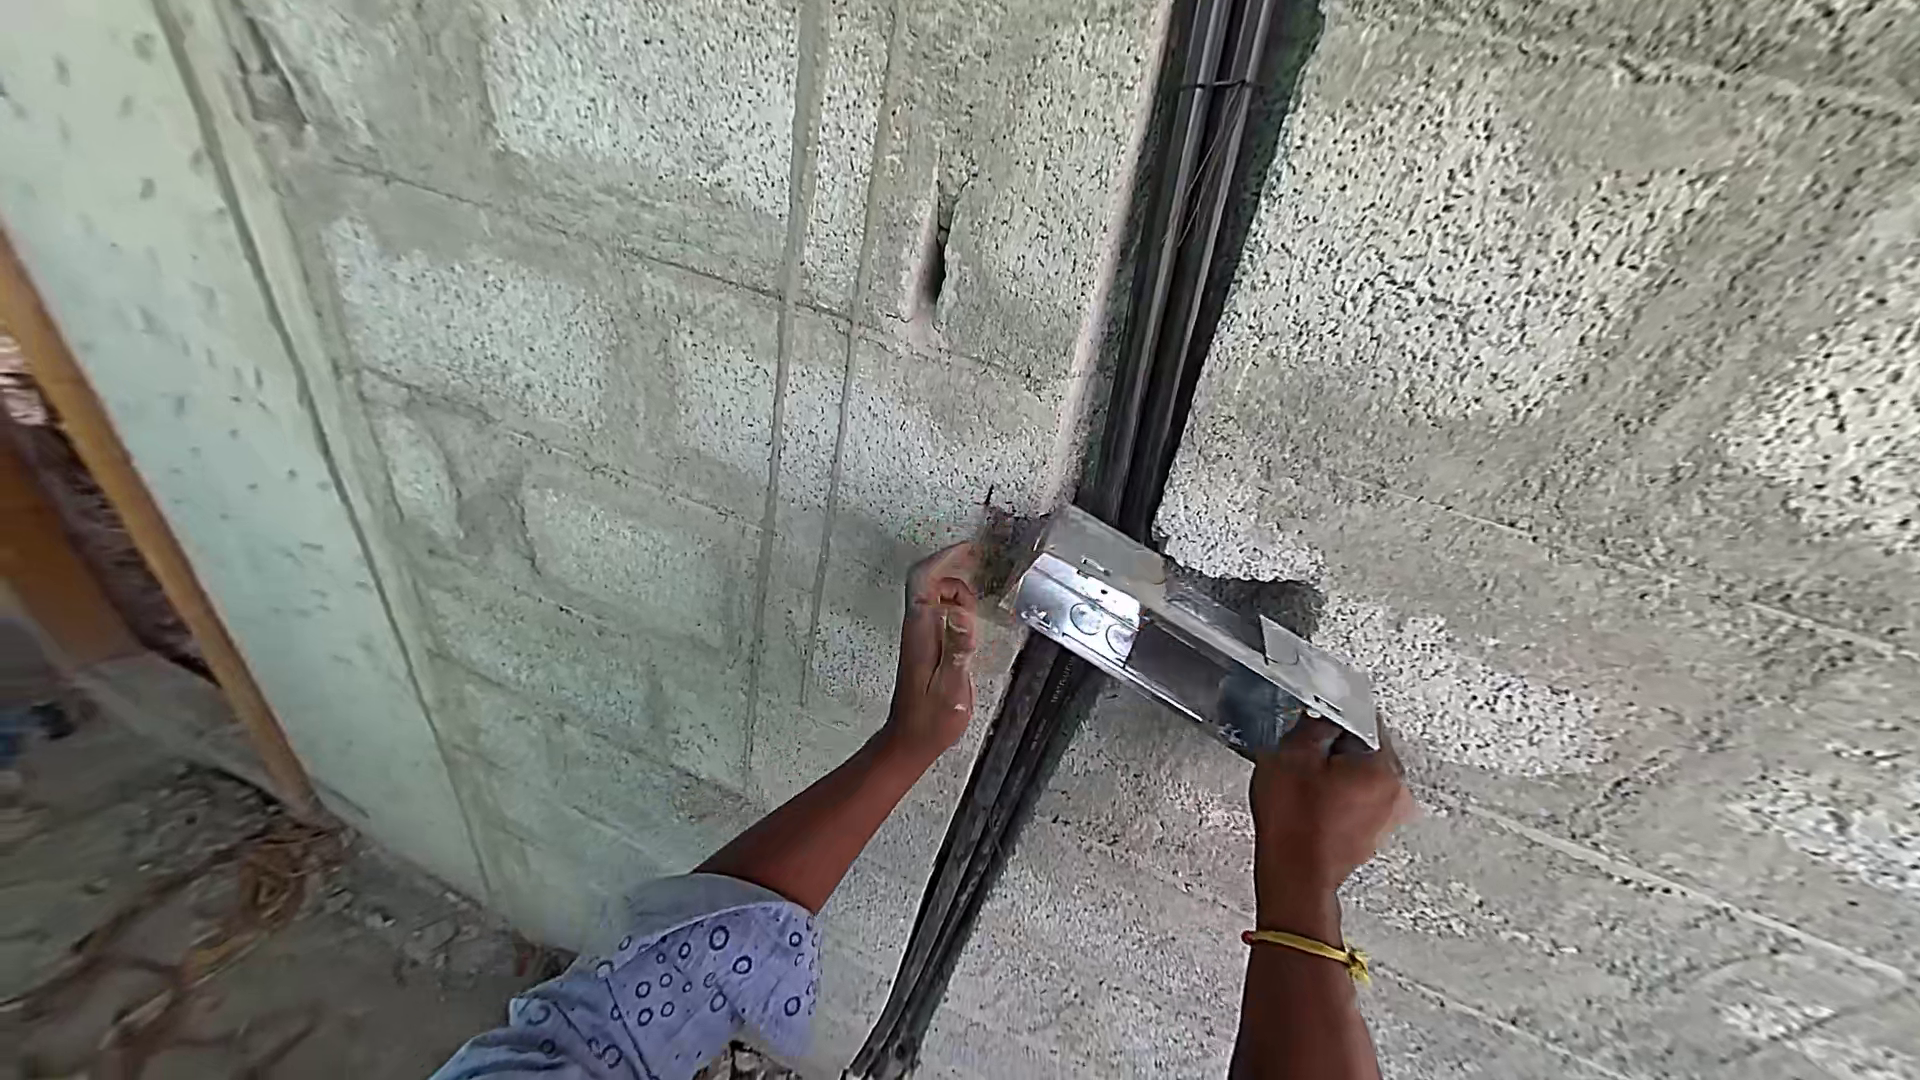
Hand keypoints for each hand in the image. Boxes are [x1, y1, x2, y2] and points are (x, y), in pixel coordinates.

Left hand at [885, 542, 978, 758]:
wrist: (911, 738)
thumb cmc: (930, 719)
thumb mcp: (951, 688)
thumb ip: (958, 650)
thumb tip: (962, 614)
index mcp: (921, 631)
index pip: (924, 580)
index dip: (944, 558)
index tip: (967, 549)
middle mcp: (916, 627)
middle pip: (929, 580)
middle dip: (953, 566)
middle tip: (979, 563)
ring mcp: (919, 633)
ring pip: (935, 594)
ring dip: (958, 590)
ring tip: (978, 607)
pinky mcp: (924, 642)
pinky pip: (938, 610)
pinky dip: (956, 605)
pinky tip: (971, 621)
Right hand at [1250, 717, 1413, 925]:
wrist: (1294, 871)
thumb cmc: (1295, 819)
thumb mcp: (1292, 754)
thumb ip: (1313, 726)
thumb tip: (1322, 717)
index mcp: (1384, 769)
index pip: (1365, 721)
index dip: (1332, 714)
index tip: (1314, 715)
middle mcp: (1396, 793)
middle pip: (1365, 748)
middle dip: (1334, 744)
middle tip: (1302, 749)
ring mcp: (1386, 817)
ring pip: (1360, 773)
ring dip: (1335, 769)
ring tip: (1302, 776)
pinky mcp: (1372, 832)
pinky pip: (1356, 797)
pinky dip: (1336, 792)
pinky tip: (1309, 797)